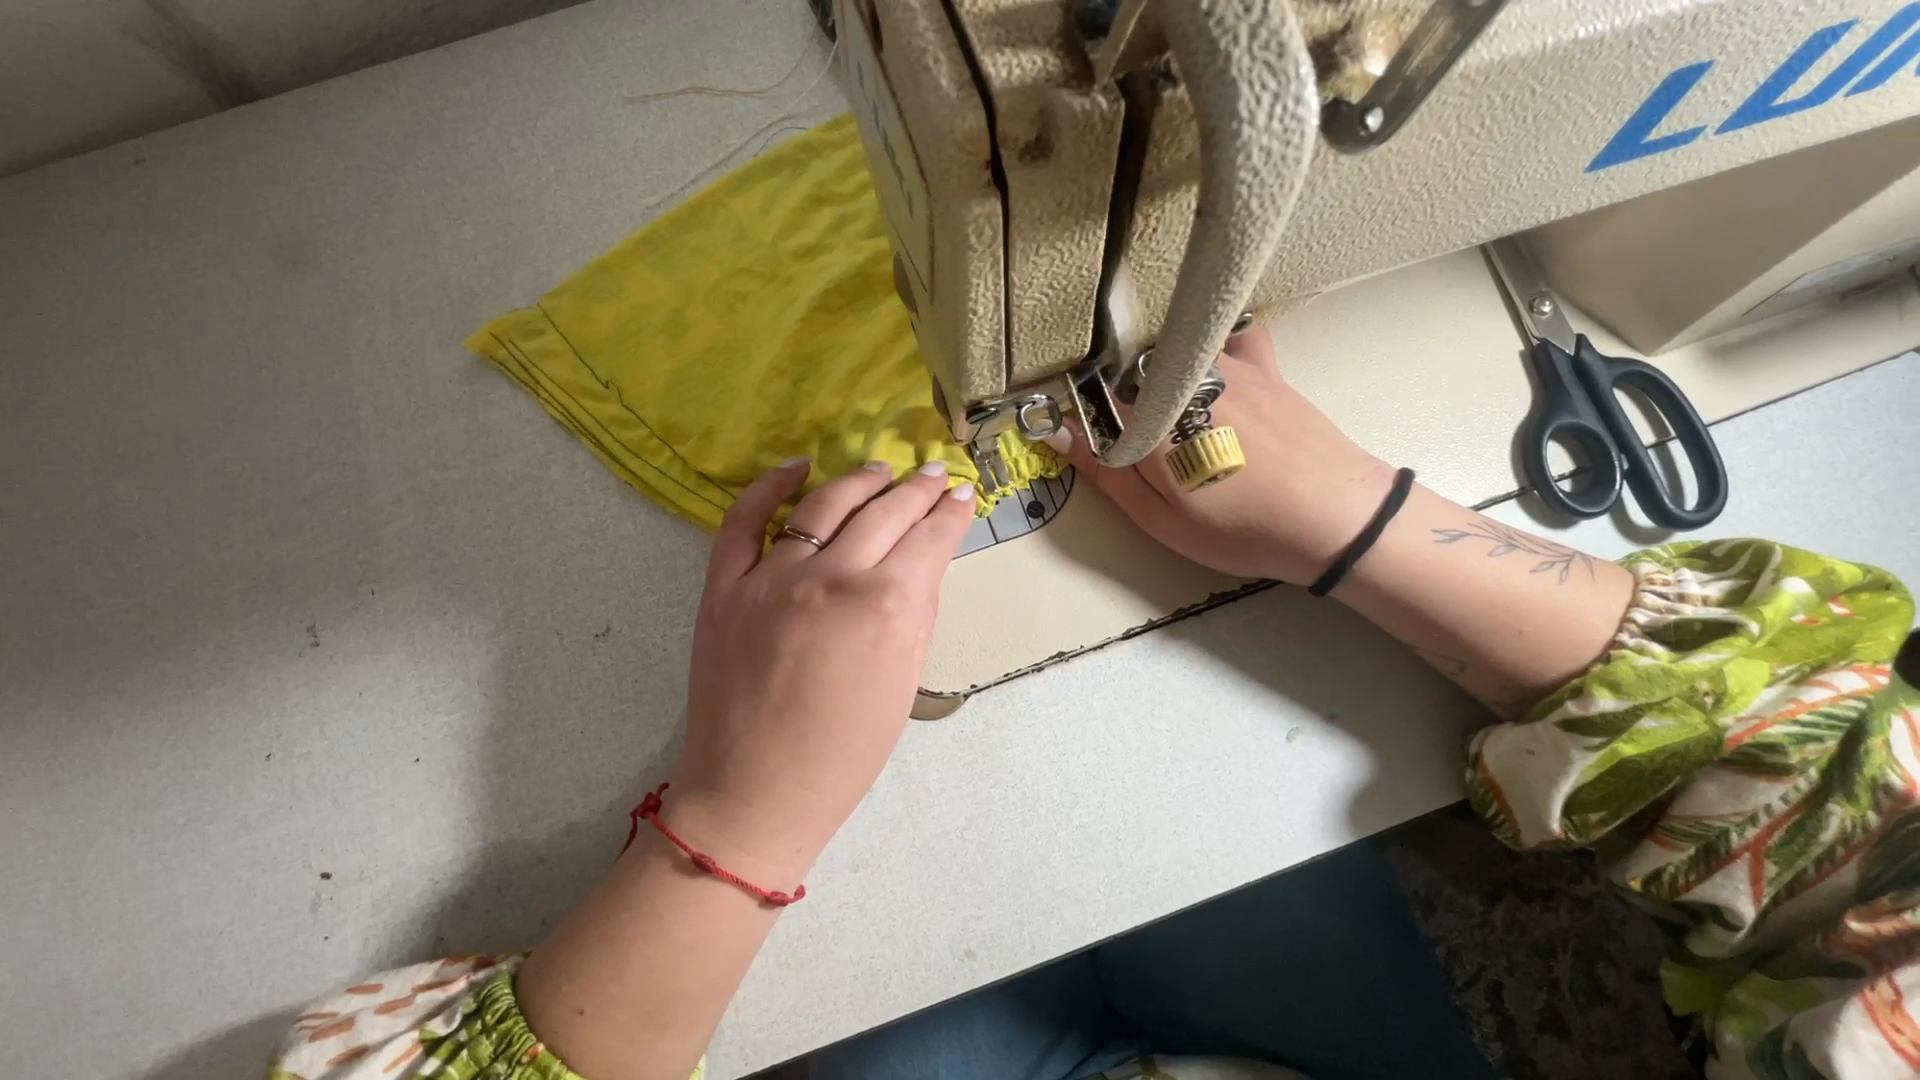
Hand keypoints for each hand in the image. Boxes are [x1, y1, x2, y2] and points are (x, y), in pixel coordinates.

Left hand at [665, 458, 974, 882]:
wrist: (757, 792)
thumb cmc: (846, 753)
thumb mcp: (904, 682)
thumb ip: (916, 611)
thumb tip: (924, 559)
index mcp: (886, 607)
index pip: (929, 538)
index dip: (950, 513)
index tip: (960, 495)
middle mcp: (832, 578)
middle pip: (884, 511)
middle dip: (916, 489)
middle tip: (930, 476)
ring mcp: (771, 578)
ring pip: (823, 504)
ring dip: (858, 480)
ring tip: (879, 469)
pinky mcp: (724, 586)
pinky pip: (742, 520)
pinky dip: (768, 487)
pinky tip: (795, 468)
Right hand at [1059, 327, 1392, 583]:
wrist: (1335, 518)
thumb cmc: (1240, 530)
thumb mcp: (1160, 519)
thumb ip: (1106, 470)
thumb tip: (1055, 430)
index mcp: (1148, 418)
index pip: (1094, 400)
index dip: (1091, 420)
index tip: (1103, 444)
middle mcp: (1181, 380)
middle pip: (1130, 372)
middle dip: (1126, 398)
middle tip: (1151, 446)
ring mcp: (1225, 365)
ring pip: (1173, 353)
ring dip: (1166, 377)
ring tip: (1184, 418)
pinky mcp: (1264, 365)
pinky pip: (1229, 339)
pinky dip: (1218, 351)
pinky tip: (1220, 376)